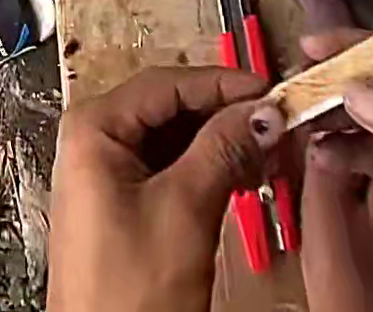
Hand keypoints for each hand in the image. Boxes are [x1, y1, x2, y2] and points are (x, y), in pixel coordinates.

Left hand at [47, 67, 285, 311]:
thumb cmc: (131, 289)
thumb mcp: (182, 212)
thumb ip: (221, 152)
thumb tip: (261, 112)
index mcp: (94, 124)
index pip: (163, 84)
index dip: (218, 84)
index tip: (269, 89)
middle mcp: (95, 134)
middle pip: (168, 106)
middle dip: (224, 113)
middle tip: (278, 121)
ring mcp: (106, 164)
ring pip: (172, 135)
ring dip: (221, 139)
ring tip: (272, 148)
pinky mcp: (122, 194)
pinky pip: (168, 163)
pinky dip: (208, 165)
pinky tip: (247, 172)